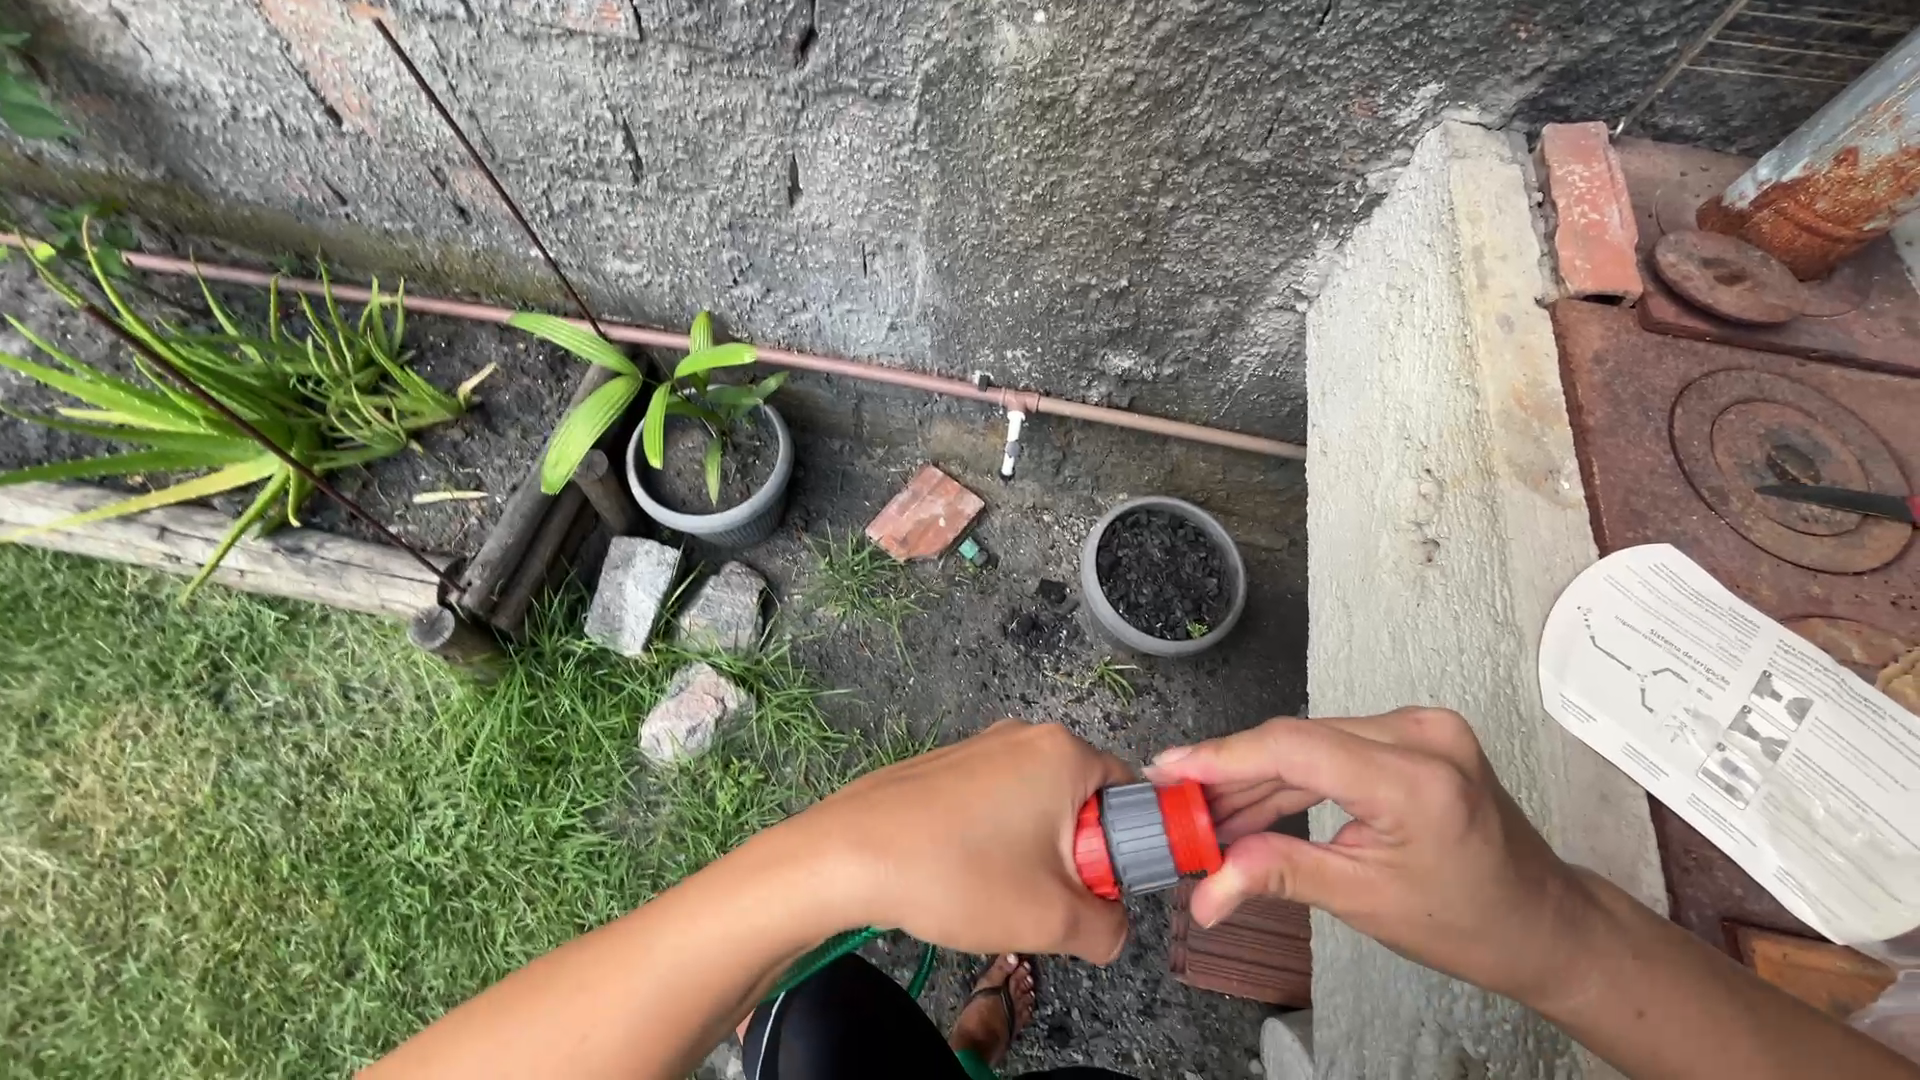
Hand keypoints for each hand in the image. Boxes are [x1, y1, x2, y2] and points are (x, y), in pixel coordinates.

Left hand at [771, 720, 1134, 963]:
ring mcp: (979, 744)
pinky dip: (993, 836)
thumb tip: (1112, 927)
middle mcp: (1024, 734)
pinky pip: (993, 799)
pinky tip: (962, 872)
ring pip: (1035, 802)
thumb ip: (1108, 929)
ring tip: (997, 890)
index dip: (1125, 847)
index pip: (1129, 793)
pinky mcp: (944, 763)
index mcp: (1064, 752)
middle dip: (1075, 853)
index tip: (1099, 888)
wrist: (849, 854)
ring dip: (1033, 849)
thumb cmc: (961, 875)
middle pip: (1081, 797)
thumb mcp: (1052, 919)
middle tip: (1049, 899)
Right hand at [1144, 708, 1598, 1005]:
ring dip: (1255, 778)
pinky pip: (1330, 746)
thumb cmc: (1469, 923)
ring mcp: (1418, 727)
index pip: (1293, 748)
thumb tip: (1206, 890)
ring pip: (1306, 741)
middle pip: (1293, 740)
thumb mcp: (1364, 902)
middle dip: (1229, 775)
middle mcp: (1418, 734)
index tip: (1167, 769)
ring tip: (1206, 812)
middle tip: (1178, 804)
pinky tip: (1249, 803)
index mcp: (1415, 780)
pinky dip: (1289, 776)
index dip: (1220, 757)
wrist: (1547, 921)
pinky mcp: (1410, 733)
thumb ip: (1277, 875)